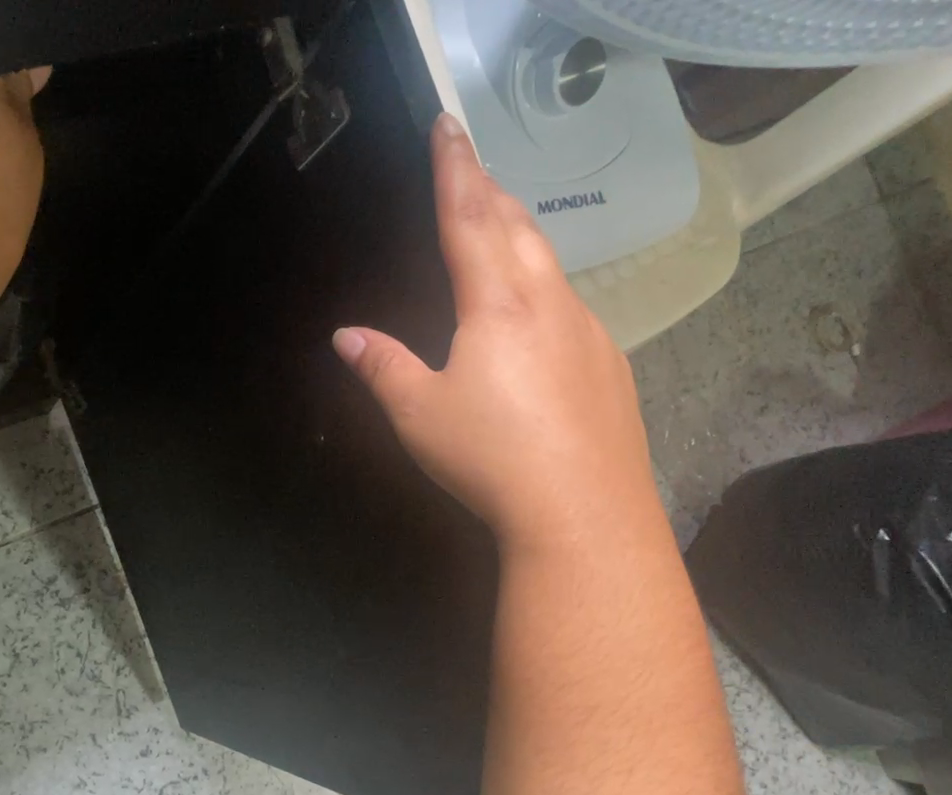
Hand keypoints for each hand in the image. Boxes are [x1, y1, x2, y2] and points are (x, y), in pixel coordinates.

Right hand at [333, 114, 660, 554]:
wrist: (582, 510)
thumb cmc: (489, 456)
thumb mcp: (418, 414)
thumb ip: (382, 366)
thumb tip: (345, 334)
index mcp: (498, 306)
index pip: (470, 221)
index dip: (455, 171)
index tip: (449, 126)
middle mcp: (549, 304)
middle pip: (518, 229)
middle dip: (490, 190)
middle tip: (471, 164)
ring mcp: (587, 332)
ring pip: (549, 263)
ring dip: (519, 232)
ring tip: (500, 221)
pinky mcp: (606, 364)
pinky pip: (569, 304)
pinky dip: (543, 283)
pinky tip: (536, 309)